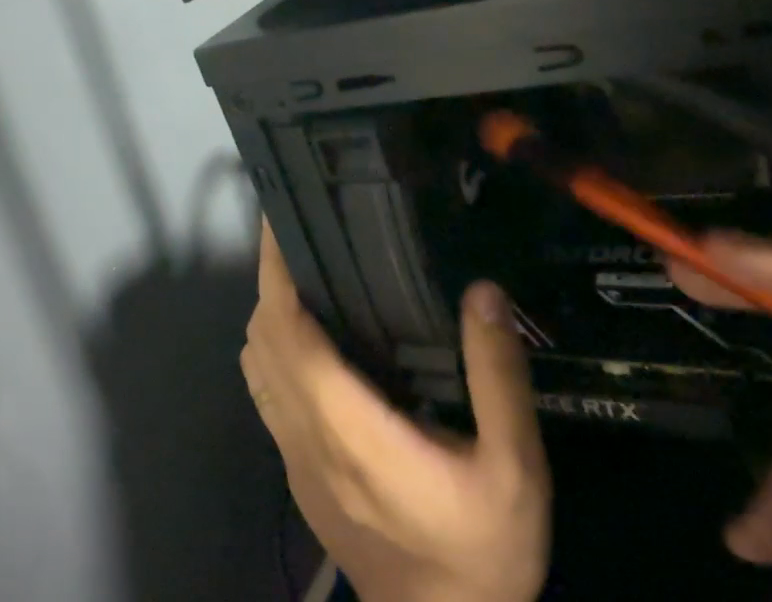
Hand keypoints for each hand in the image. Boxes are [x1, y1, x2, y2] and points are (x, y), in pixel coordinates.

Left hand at [241, 222, 549, 601]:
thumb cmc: (482, 548)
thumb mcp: (514, 465)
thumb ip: (498, 377)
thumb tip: (482, 291)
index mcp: (352, 431)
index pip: (289, 336)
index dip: (277, 275)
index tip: (282, 223)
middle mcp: (308, 439)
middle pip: (263, 342)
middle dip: (270, 281)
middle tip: (303, 234)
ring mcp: (295, 460)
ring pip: (257, 368)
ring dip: (269, 316)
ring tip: (308, 274)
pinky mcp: (299, 475)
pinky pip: (268, 394)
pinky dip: (274, 350)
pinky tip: (314, 336)